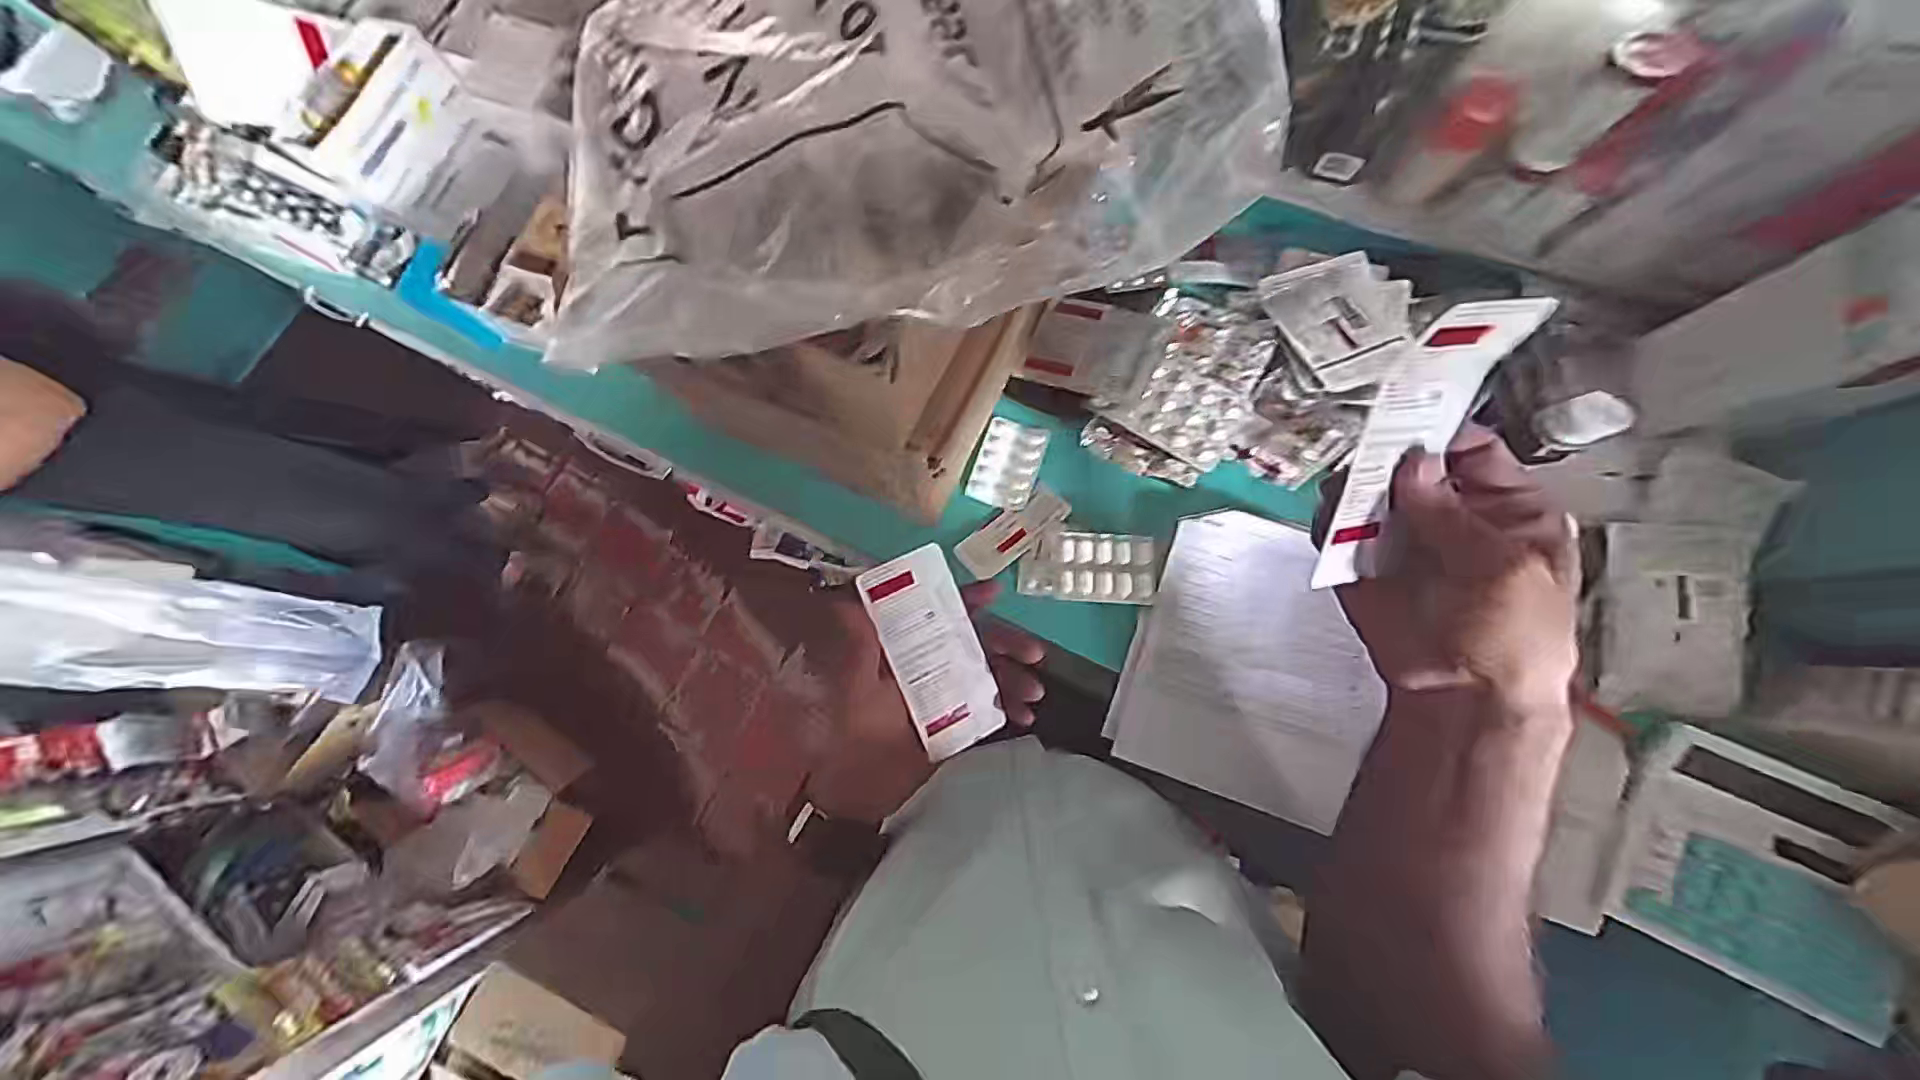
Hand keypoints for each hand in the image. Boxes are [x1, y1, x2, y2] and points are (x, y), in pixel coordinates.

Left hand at [805, 580, 1046, 822]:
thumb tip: (884, 585)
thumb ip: (859, 617)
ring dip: (1013, 678)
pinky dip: (1007, 709)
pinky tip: (1022, 715)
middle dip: (1006, 643)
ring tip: (1033, 693)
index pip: (939, 610)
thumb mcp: (839, 650)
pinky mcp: (947, 726)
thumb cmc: (830, 701)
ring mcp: (937, 694)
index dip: (968, 599)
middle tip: (1032, 654)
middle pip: (973, 641)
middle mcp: (923, 660)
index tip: (994, 594)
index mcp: (900, 637)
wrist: (826, 769)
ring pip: (985, 675)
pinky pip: (984, 711)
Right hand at [1320, 426, 1578, 707]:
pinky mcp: (1361, 564)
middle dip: (1384, 460)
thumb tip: (1412, 463)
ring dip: (1352, 491)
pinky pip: (1336, 532)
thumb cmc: (1513, 635)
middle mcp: (1447, 516)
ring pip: (1367, 496)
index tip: (1403, 418)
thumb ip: (1453, 514)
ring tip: (1346, 497)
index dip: (1439, 433)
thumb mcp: (1503, 568)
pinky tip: (1330, 524)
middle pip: (1408, 468)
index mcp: (1502, 509)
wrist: (1463, 695)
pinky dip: (1327, 524)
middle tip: (1364, 460)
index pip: (1469, 452)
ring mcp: (1401, 539)